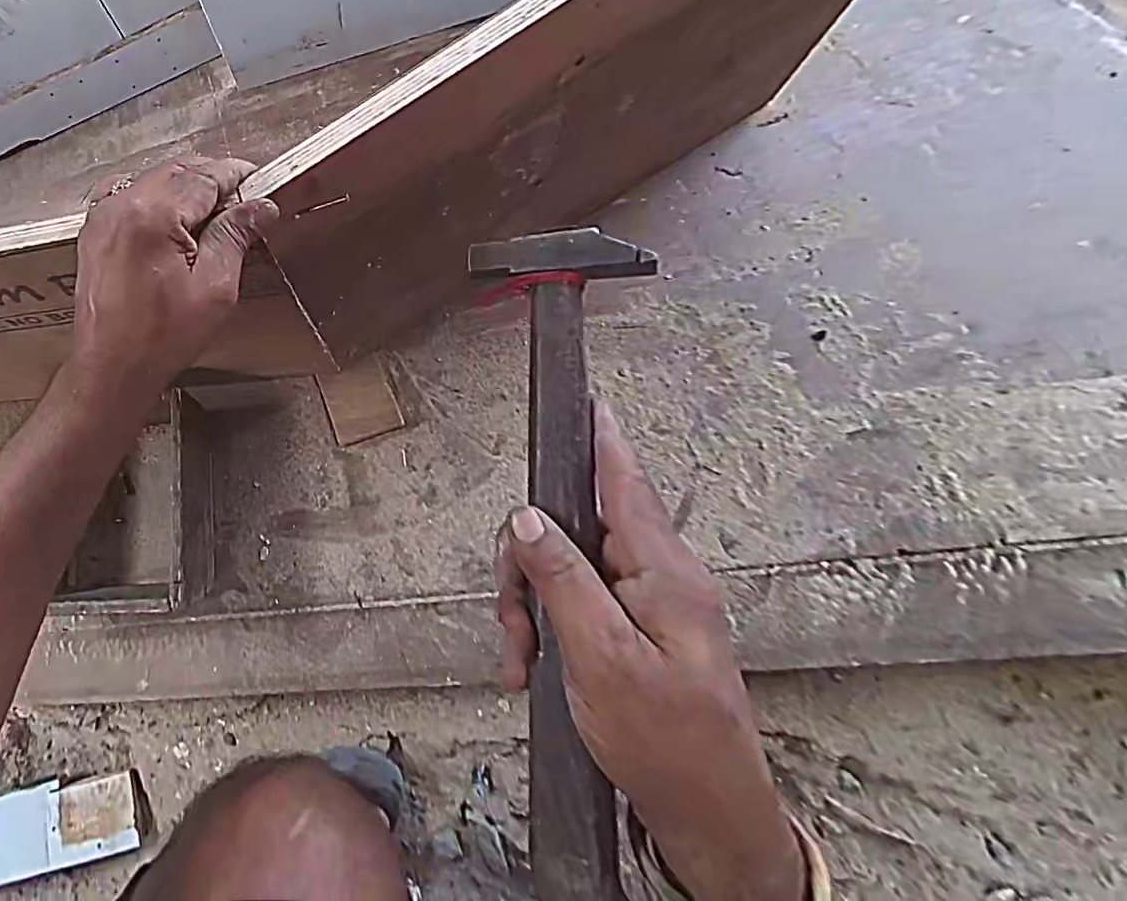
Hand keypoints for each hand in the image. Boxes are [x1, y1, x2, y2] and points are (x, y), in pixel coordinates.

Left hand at [59, 156, 277, 408]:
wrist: (112, 369)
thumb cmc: (158, 339)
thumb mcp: (214, 289)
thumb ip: (234, 237)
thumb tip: (259, 207)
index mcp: (152, 215)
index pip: (205, 175)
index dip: (237, 178)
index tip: (258, 188)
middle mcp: (120, 207)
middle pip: (178, 171)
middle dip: (211, 183)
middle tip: (240, 208)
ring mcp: (102, 218)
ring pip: (153, 180)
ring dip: (184, 190)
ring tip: (210, 220)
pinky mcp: (94, 234)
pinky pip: (129, 197)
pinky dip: (155, 201)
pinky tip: (171, 225)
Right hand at [496, 402, 804, 900]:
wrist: (704, 814)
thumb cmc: (664, 741)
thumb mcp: (600, 658)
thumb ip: (563, 579)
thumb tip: (527, 517)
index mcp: (663, 576)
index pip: (625, 487)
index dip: (603, 443)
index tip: (590, 402)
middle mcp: (655, 578)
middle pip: (570, 529)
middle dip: (526, 566)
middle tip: (512, 617)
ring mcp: (644, 603)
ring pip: (560, 566)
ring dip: (528, 604)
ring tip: (521, 651)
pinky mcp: (629, 625)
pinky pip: (570, 599)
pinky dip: (541, 624)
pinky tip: (531, 661)